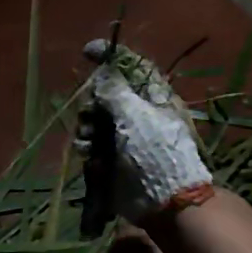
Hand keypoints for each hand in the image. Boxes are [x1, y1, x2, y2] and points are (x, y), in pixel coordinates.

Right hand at [74, 39, 211, 225]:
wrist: (165, 200)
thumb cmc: (157, 152)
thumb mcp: (135, 114)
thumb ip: (115, 90)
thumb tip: (103, 73)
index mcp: (154, 98)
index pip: (133, 67)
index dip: (111, 57)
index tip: (88, 51)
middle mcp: (140, 115)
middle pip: (107, 95)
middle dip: (93, 102)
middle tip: (90, 113)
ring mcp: (127, 139)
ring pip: (96, 122)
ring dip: (87, 128)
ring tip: (88, 140)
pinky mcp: (114, 160)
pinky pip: (93, 146)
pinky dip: (87, 148)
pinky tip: (88, 155)